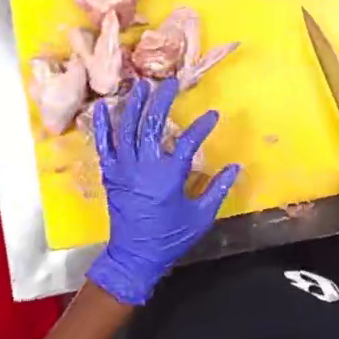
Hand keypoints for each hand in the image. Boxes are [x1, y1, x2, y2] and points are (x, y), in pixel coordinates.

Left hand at [86, 78, 241, 304]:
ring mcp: (124, 168)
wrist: (135, 255)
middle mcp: (144, 166)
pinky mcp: (110, 174)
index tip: (213, 115)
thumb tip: (235, 167)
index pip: (189, 141)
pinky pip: (104, 145)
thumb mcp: (201, 216)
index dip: (202, 126)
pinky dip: (103, 126)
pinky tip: (104, 107)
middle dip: (163, 101)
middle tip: (172, 82)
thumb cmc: (170, 237)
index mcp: (169, 176)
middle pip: (153, 124)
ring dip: (135, 104)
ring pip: (128, 128)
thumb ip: (218, 189)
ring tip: (142, 84)